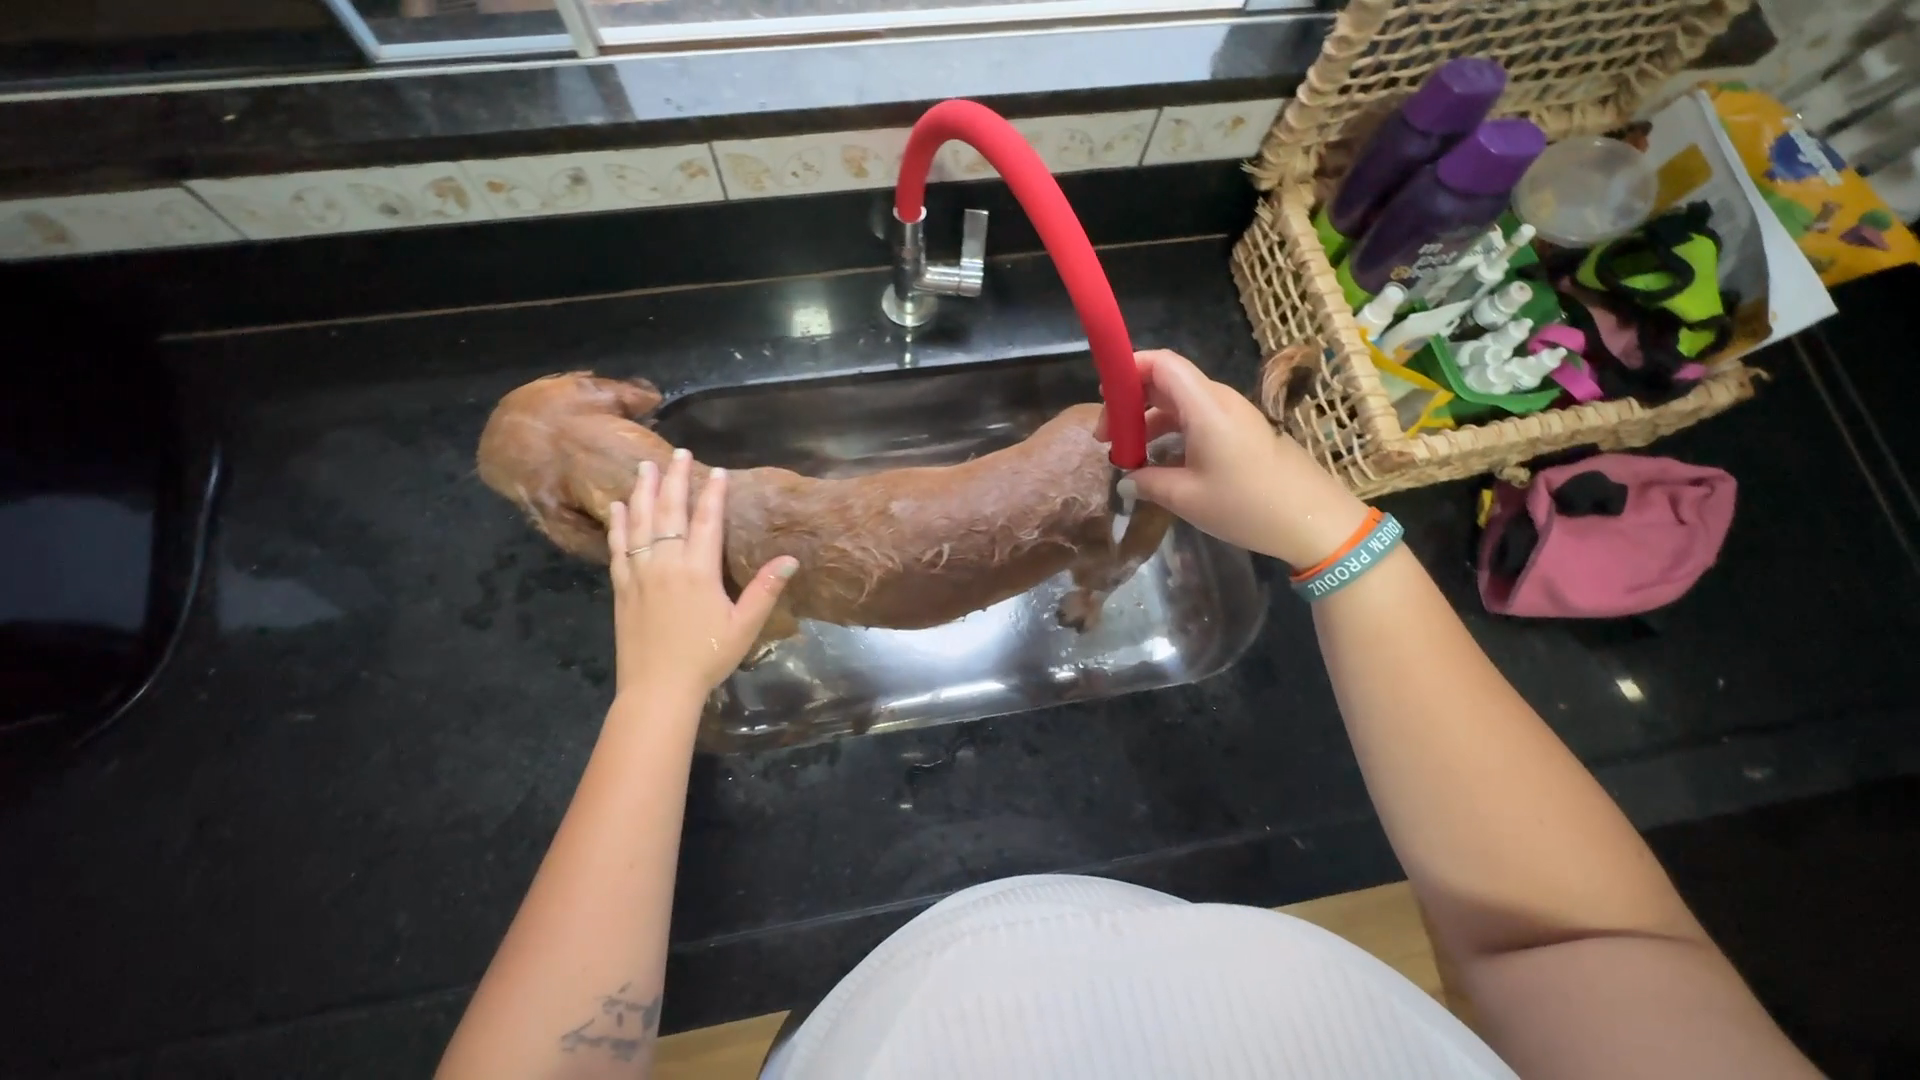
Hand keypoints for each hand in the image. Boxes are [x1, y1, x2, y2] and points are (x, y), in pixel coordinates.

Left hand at [606, 449, 796, 700]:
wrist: (658, 688)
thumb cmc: (707, 658)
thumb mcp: (745, 626)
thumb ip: (765, 590)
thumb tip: (790, 559)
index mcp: (699, 571)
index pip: (707, 521)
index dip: (713, 494)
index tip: (717, 472)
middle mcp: (667, 564)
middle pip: (670, 512)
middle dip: (675, 480)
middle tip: (678, 453)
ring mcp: (640, 574)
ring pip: (640, 523)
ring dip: (644, 492)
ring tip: (646, 467)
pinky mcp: (622, 588)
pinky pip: (619, 547)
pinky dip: (619, 524)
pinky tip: (619, 506)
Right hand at [1098, 349, 1370, 567]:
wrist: (1313, 520)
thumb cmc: (1246, 506)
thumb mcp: (1187, 498)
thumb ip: (1148, 482)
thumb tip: (1127, 478)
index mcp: (1205, 407)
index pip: (1162, 363)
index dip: (1129, 368)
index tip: (1104, 395)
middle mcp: (1219, 401)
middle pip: (1167, 381)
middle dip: (1132, 402)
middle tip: (1108, 438)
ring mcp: (1234, 415)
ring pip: (1181, 402)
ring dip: (1150, 422)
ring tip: (1129, 456)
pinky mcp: (1242, 431)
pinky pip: (1198, 418)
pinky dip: (1172, 431)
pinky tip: (1161, 462)